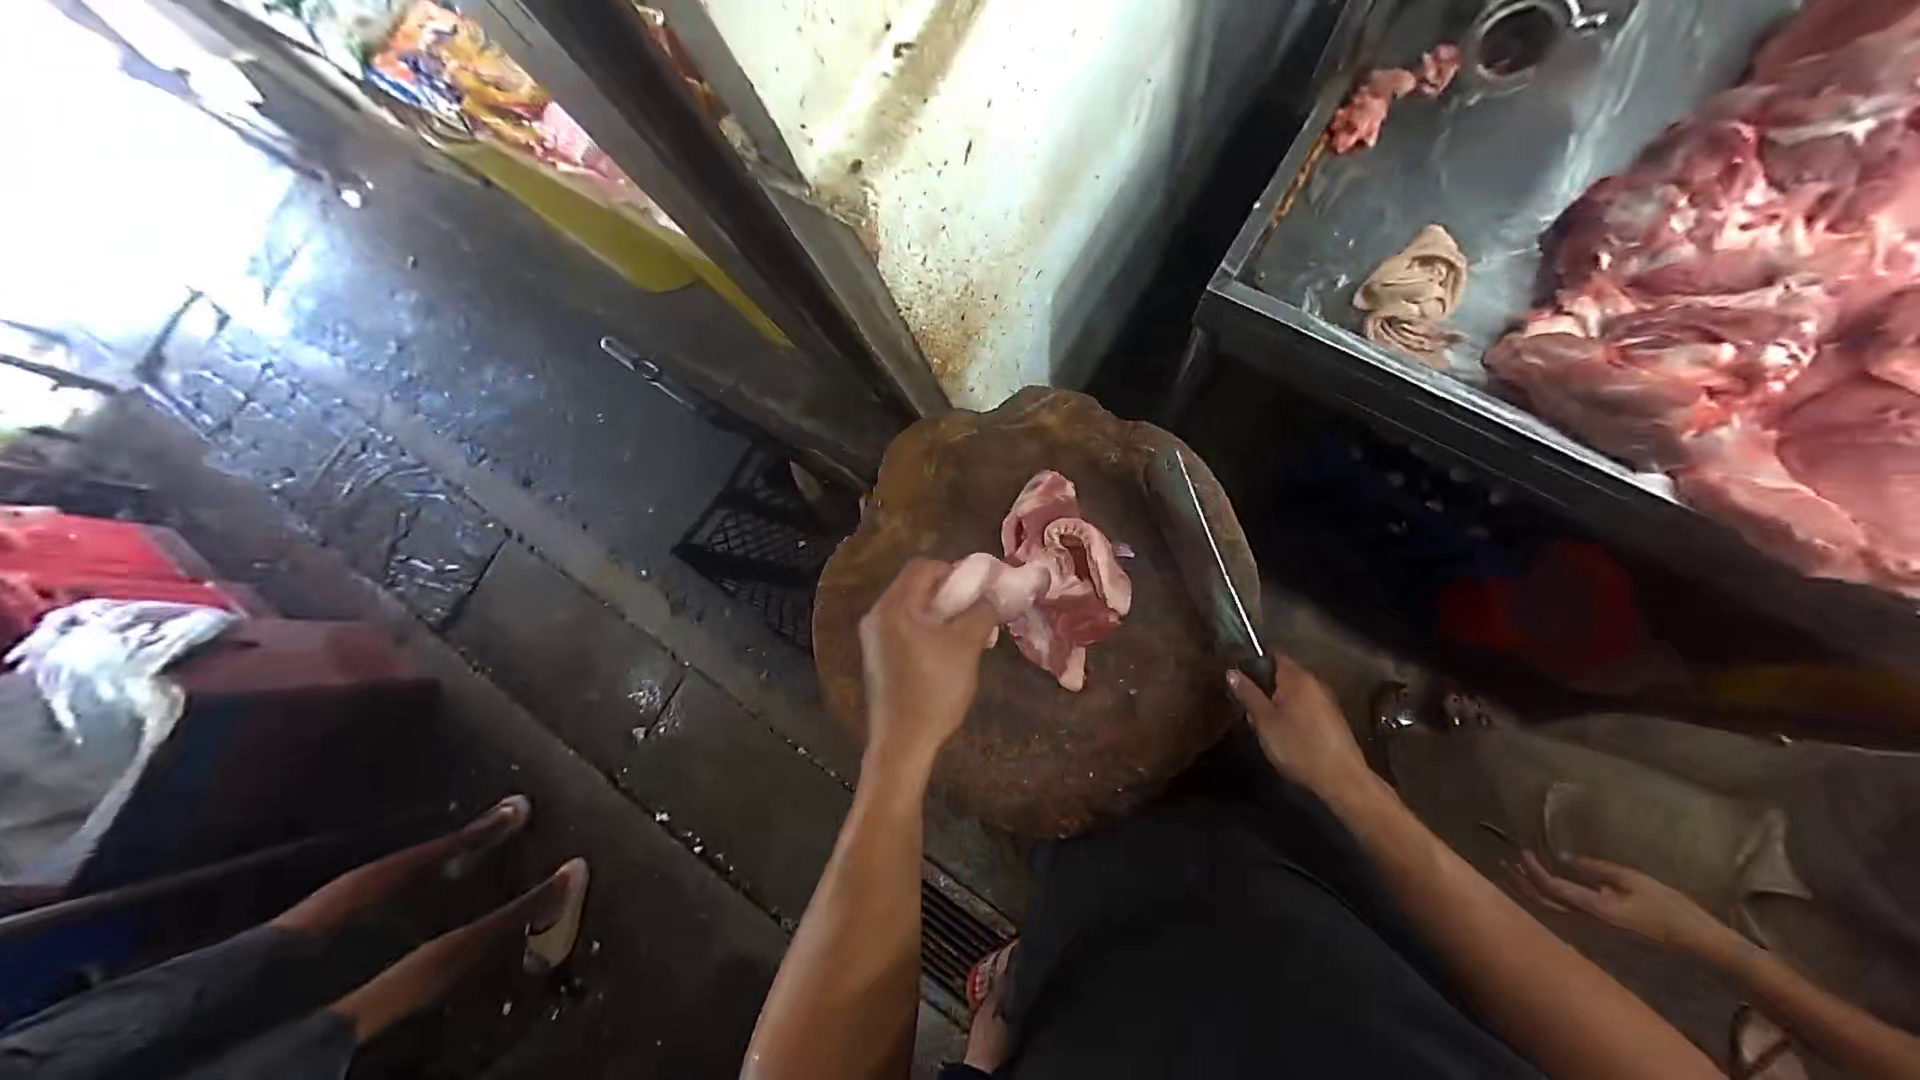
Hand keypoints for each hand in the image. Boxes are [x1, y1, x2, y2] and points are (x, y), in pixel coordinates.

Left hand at [859, 558, 1000, 776]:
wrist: (903, 743)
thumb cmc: (934, 690)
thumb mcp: (966, 646)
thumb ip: (984, 610)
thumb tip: (1000, 589)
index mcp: (894, 607)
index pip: (923, 566)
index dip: (955, 570)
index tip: (980, 587)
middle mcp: (877, 615)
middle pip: (915, 585)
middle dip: (950, 591)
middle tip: (977, 607)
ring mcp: (874, 637)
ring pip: (912, 607)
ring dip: (941, 611)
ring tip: (969, 630)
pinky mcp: (878, 657)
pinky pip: (905, 627)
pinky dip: (928, 627)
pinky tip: (949, 649)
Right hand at [1227, 653, 1377, 804]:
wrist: (1342, 780)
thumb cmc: (1297, 746)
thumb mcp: (1264, 720)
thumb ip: (1248, 694)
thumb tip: (1232, 673)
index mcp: (1297, 678)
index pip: (1275, 655)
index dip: (1255, 661)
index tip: (1240, 676)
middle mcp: (1315, 684)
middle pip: (1284, 675)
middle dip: (1265, 687)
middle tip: (1249, 708)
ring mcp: (1327, 702)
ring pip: (1295, 694)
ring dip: (1278, 703)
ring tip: (1264, 725)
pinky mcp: (1333, 721)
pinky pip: (1306, 708)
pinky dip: (1293, 715)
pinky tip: (1286, 735)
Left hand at [1515, 851, 1741, 958]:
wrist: (1705, 946)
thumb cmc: (1673, 910)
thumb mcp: (1634, 880)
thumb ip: (1596, 868)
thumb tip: (1563, 857)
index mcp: (1595, 909)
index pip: (1550, 888)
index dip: (1532, 869)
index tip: (1522, 850)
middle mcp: (1589, 924)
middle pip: (1542, 905)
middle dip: (1519, 883)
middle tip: (1502, 862)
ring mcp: (1595, 932)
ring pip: (1550, 914)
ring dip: (1528, 893)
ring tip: (1512, 873)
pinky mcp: (1603, 933)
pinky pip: (1563, 918)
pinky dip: (1544, 903)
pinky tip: (1539, 892)